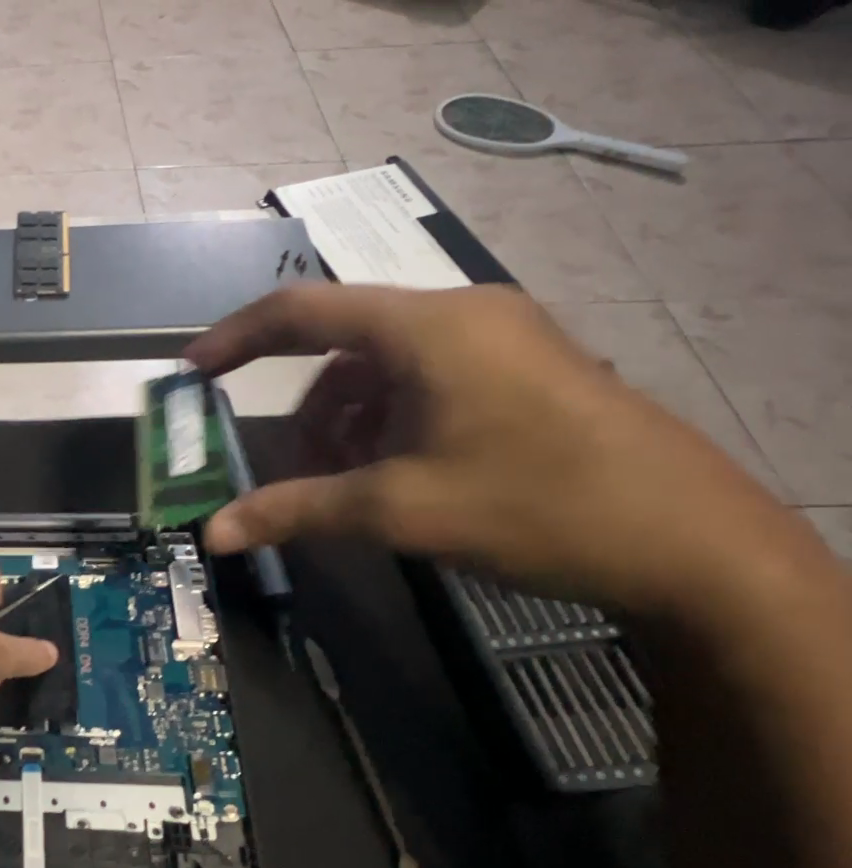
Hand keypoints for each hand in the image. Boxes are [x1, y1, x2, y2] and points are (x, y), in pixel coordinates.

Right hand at [186, 284, 812, 615]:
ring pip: (383, 365)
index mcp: (428, 328)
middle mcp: (462, 314)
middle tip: (282, 462)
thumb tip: (212, 532)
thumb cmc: (533, 507)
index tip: (189, 370)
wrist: (692, 543)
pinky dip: (388, 419)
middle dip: (301, 404)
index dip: (235, 337)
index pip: (302, 310)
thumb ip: (294, 510)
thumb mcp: (398, 510)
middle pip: (342, 341)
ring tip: (346, 482)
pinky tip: (394, 472)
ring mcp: (500, 338)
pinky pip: (424, 378)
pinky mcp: (523, 368)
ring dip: (345, 419)